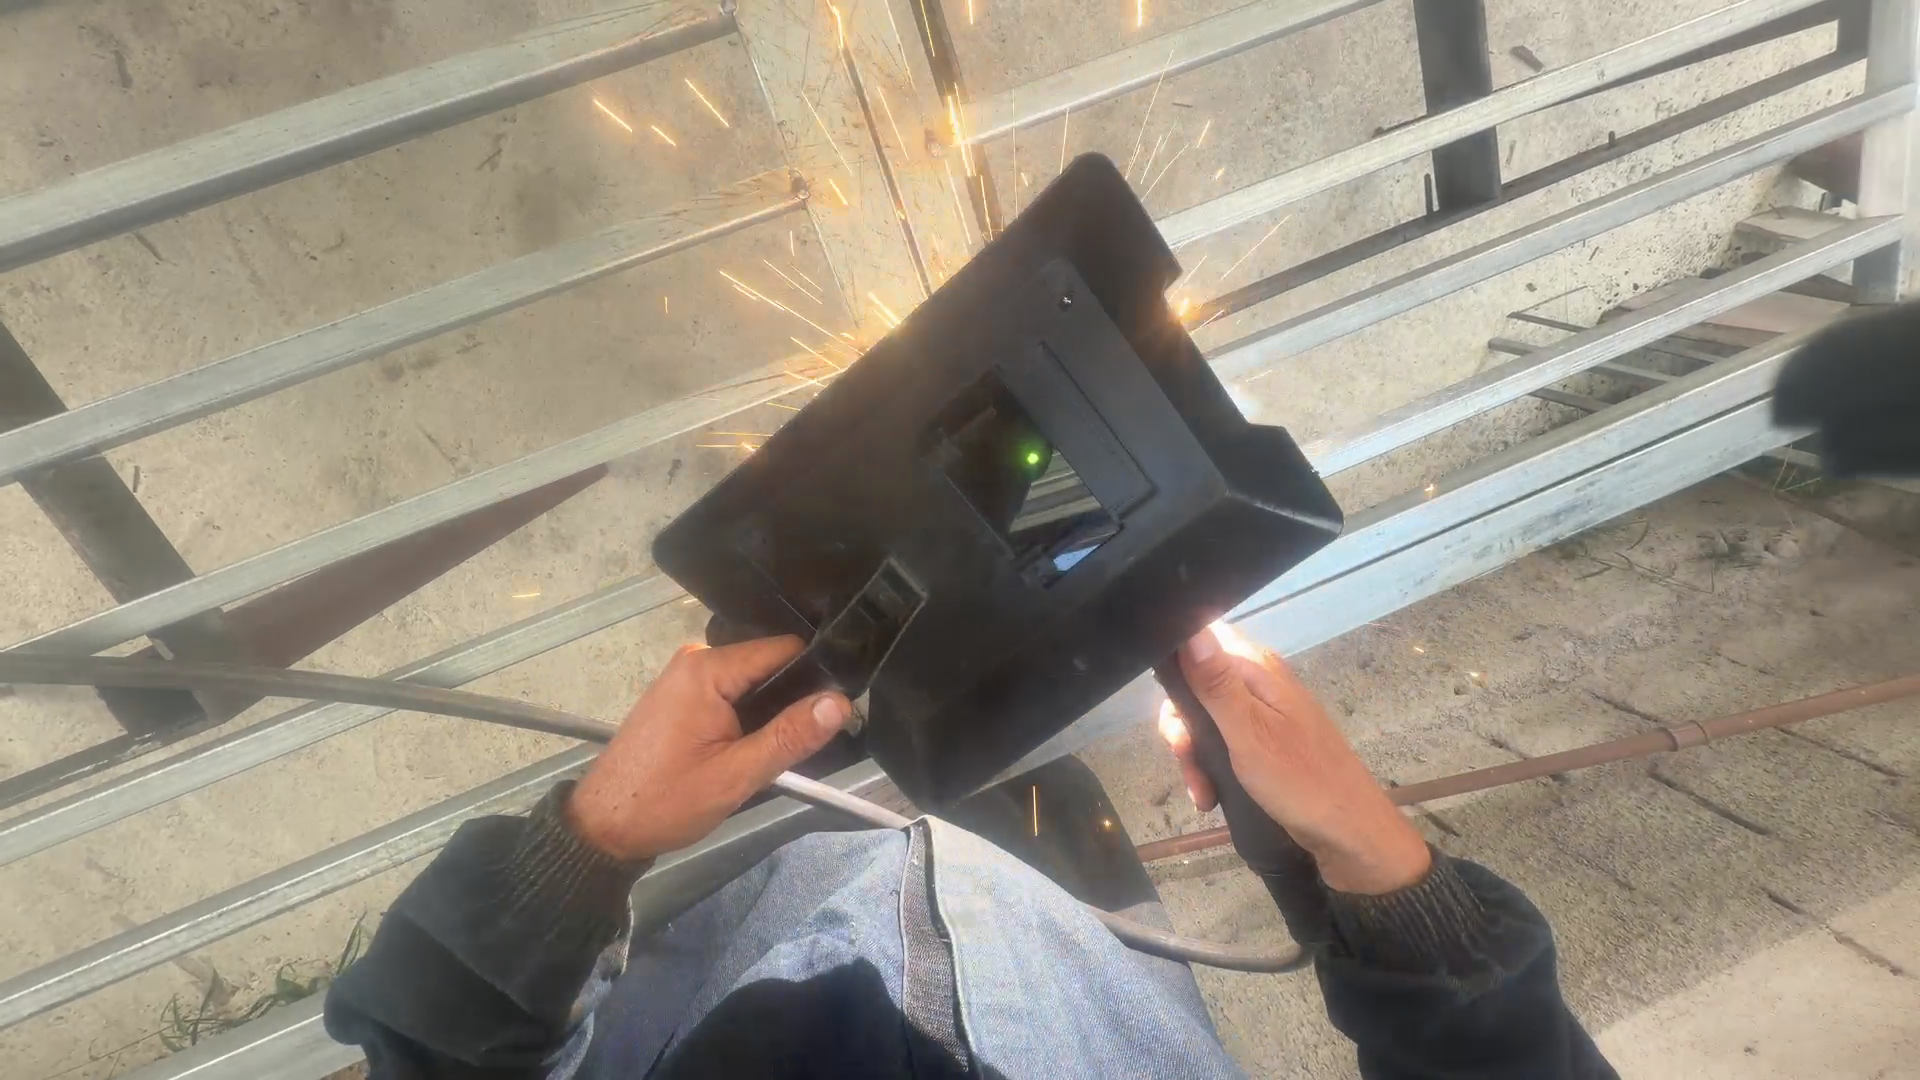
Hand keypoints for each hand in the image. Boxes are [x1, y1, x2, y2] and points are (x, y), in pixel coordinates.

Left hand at [567, 637, 851, 860]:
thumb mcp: (736, 774)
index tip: (842, 703)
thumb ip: (790, 735)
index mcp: (708, 668)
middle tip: (817, 733)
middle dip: (796, 694)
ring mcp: (686, 676)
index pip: (784, 649)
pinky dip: (750, 713)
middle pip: (770, 663)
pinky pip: (733, 691)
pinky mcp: (683, 694)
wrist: (601, 830)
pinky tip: (757, 741)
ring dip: (773, 707)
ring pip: (753, 680)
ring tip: (791, 740)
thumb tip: (841, 703)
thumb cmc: (665, 802)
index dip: (817, 672)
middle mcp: (696, 659)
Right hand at [1157, 623, 1429, 894]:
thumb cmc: (1299, 781)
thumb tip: (1190, 630)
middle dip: (1181, 723)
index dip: (1174, 657)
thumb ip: (1215, 682)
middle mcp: (1258, 681)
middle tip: (1183, 755)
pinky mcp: (1264, 739)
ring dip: (1193, 753)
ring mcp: (1262, 711)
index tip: (1165, 696)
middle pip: (1195, 683)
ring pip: (1204, 717)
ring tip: (1200, 790)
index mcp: (1256, 669)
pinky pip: (1222, 740)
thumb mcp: (1248, 732)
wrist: (1350, 837)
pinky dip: (1210, 764)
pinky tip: (1210, 792)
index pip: (1202, 637)